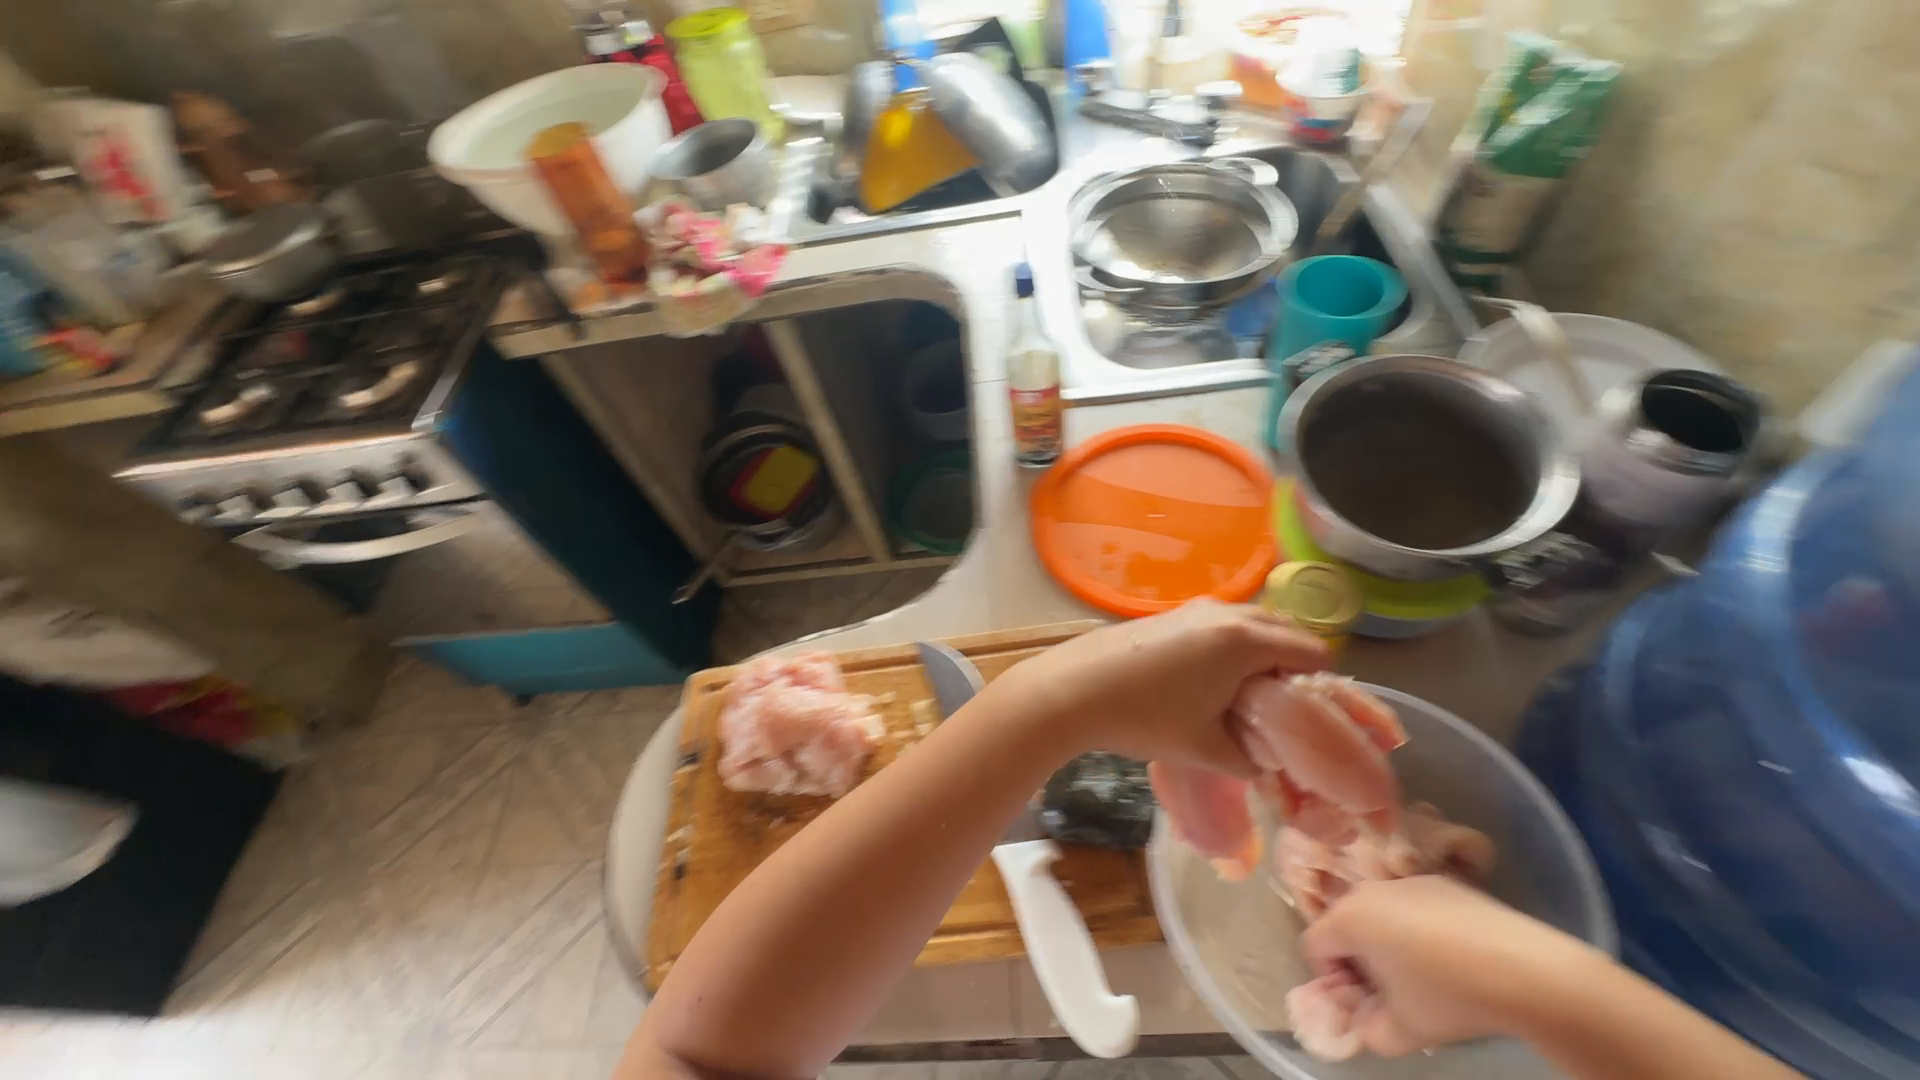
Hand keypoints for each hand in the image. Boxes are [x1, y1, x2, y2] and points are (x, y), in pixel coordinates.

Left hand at [985, 598, 1329, 775]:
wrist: (1071, 690)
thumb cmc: (1144, 719)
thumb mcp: (1206, 750)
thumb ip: (1251, 760)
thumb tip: (1266, 762)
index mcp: (1245, 640)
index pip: (1313, 651)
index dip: (1316, 686)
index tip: (1303, 717)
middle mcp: (1226, 612)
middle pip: (1285, 631)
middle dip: (1290, 668)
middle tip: (1274, 710)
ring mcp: (1194, 608)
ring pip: (1251, 624)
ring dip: (1258, 655)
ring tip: (1237, 698)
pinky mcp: (1169, 614)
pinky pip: (1220, 625)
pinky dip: (1229, 647)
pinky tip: (1203, 682)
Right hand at [1302, 876, 1609, 1055]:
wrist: (1525, 968)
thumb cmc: (1449, 996)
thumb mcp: (1402, 1031)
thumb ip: (1366, 1029)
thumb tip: (1362, 1021)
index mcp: (1346, 918)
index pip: (1314, 946)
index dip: (1332, 980)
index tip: (1364, 1004)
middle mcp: (1367, 889)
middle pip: (1344, 926)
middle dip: (1359, 960)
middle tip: (1390, 993)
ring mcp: (1405, 881)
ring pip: (1379, 914)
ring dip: (1387, 943)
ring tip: (1423, 975)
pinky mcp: (1441, 882)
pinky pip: (1411, 906)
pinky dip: (1417, 928)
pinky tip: (1452, 957)